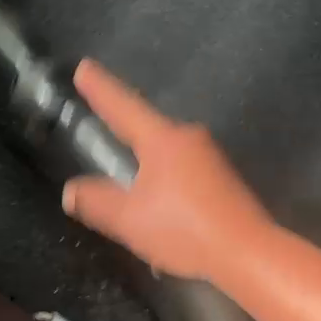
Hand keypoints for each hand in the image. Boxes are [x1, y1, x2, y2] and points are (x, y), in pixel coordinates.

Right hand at [63, 60, 274, 279]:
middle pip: (147, 130)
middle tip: (101, 129)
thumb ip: (97, 202)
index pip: (123, 106)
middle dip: (124, 132)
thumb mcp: (129, 220)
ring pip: (166, 155)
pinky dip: (165, 184)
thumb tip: (72, 190)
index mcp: (162, 140)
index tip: (84, 67)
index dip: (100, 89)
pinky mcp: (223, 182)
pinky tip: (160, 209)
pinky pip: (183, 174)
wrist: (248, 253)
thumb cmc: (185, 229)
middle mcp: (189, 139)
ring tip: (127, 186)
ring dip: (146, 167)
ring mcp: (211, 159)